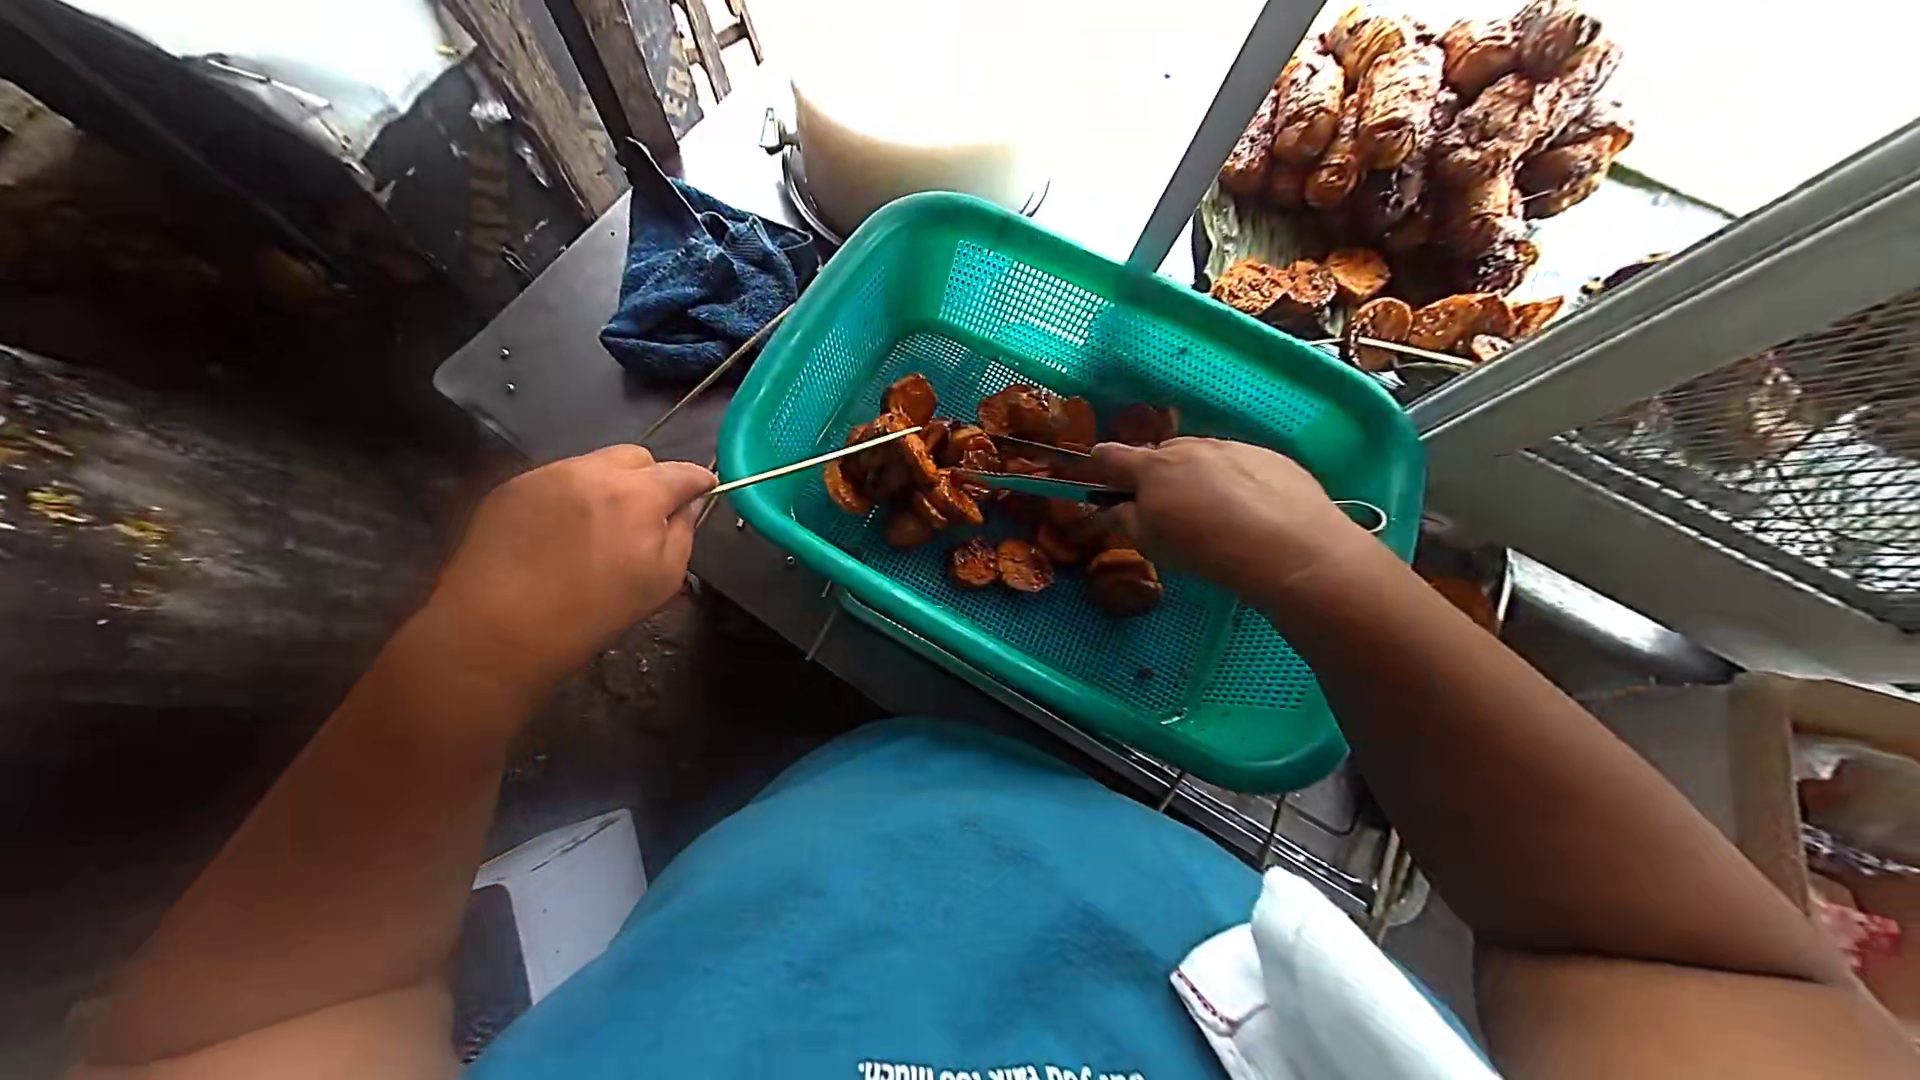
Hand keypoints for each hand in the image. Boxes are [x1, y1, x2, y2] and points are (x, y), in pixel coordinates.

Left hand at [420, 445, 715, 694]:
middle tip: (646, 515)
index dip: (699, 481)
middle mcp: (592, 471)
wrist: (498, 630)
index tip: (704, 491)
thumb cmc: (594, 612)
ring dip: (611, 486)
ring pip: (595, 464)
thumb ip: (683, 532)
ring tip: (599, 528)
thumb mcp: (662, 580)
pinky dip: (573, 497)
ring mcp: (547, 475)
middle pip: (638, 456)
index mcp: (637, 495)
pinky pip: (559, 479)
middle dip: (652, 479)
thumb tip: (688, 504)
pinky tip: (561, 534)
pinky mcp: (512, 487)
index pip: (683, 471)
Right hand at [1092, 438, 1371, 597]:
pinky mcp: (1269, 456)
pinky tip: (1250, 513)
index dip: (1098, 465)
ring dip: (1196, 477)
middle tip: (1166, 509)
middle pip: (1160, 454)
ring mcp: (1232, 447)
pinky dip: (1235, 482)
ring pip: (1201, 458)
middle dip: (1155, 475)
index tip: (1100, 479)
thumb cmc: (1203, 547)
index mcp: (1152, 466)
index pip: (1110, 454)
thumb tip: (1114, 508)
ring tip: (1214, 515)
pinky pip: (1239, 465)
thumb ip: (1125, 520)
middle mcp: (1190, 446)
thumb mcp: (1151, 542)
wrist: (1287, 546)